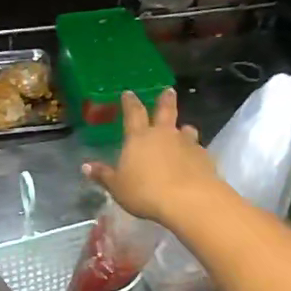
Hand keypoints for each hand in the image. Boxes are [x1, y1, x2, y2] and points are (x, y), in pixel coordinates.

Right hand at [82, 89, 223, 224]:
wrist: (188, 199)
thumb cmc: (145, 192)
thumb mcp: (118, 187)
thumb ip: (104, 175)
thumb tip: (86, 166)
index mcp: (139, 138)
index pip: (133, 113)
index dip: (130, 103)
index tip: (129, 93)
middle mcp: (164, 134)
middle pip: (165, 111)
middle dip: (165, 100)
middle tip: (168, 91)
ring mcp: (187, 144)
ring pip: (186, 130)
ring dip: (184, 129)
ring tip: (185, 129)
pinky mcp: (204, 158)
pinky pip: (198, 150)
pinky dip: (195, 152)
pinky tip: (195, 160)